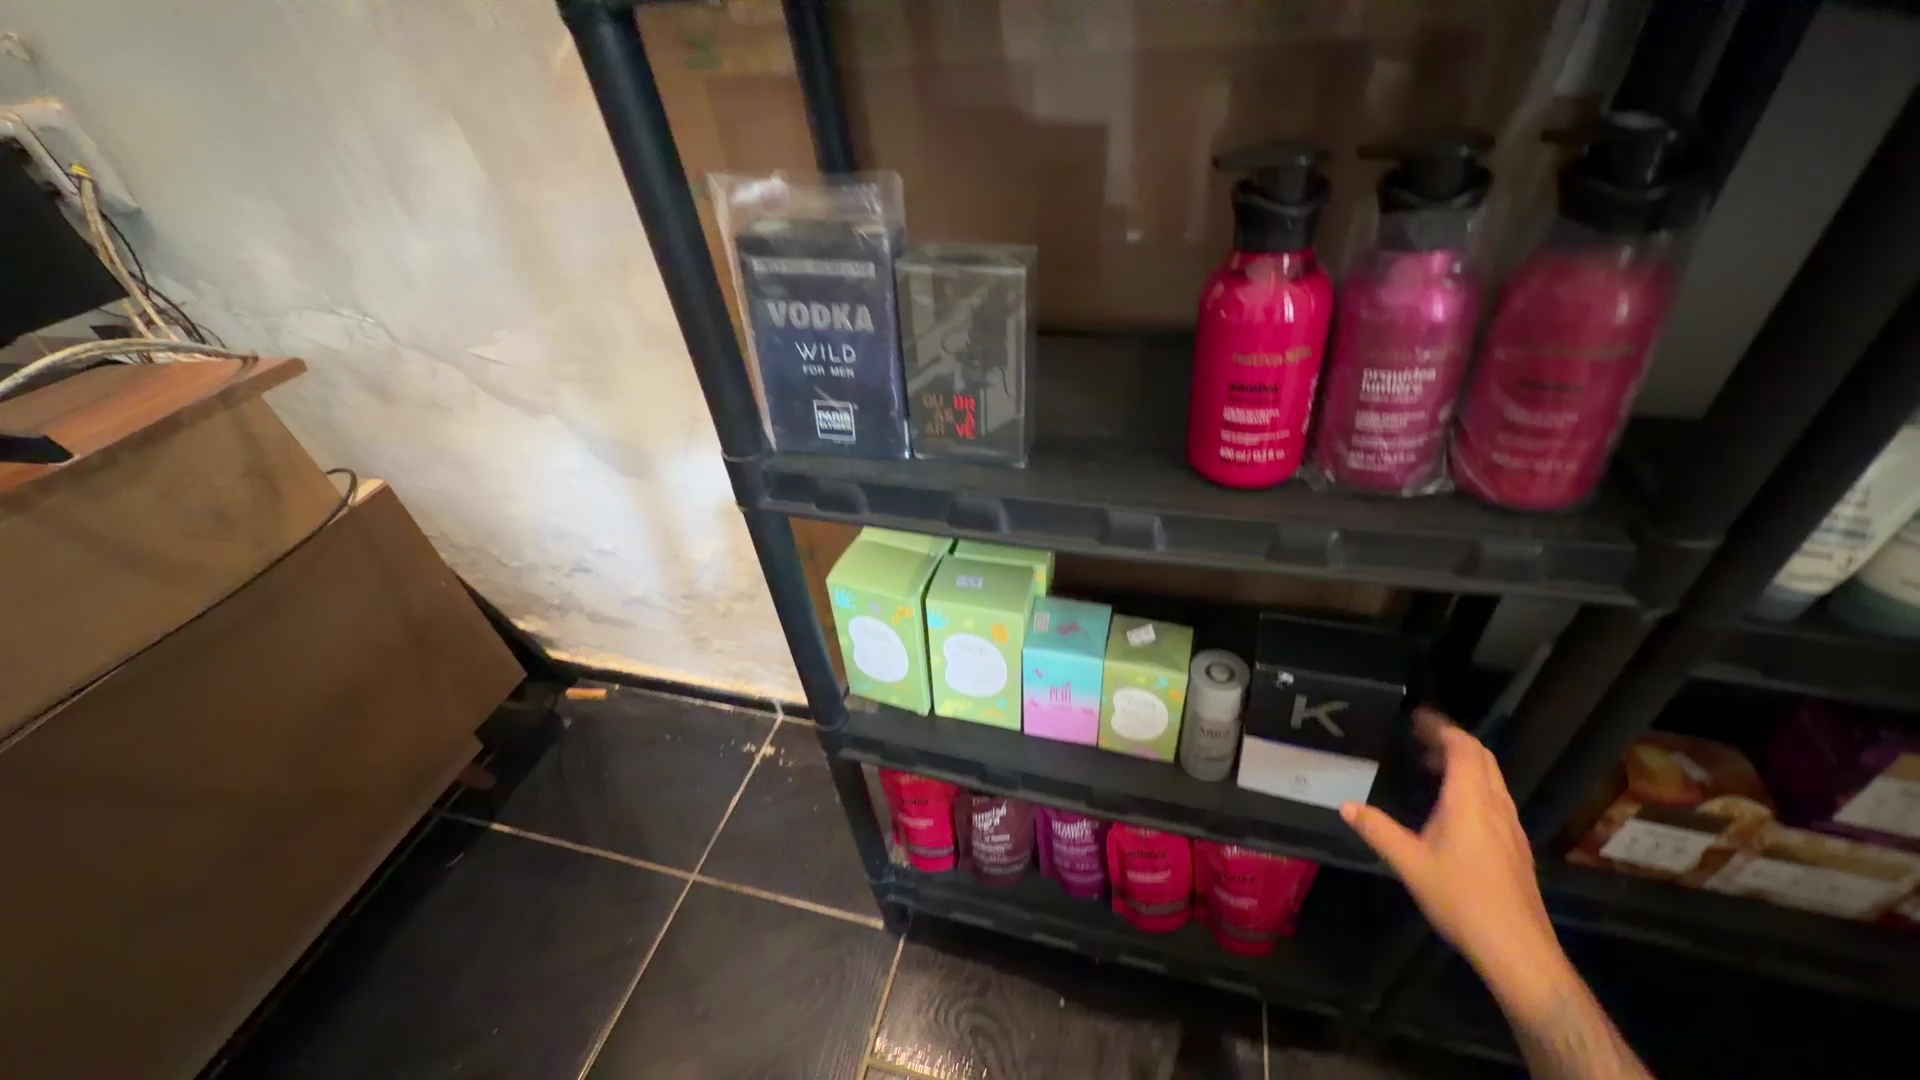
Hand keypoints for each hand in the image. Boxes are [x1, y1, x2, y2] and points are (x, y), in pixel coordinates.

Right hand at [1341, 708, 1562, 990]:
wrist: (1516, 946)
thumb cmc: (1461, 899)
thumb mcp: (1409, 863)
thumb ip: (1377, 830)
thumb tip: (1346, 805)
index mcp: (1469, 802)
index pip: (1463, 749)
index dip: (1442, 728)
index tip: (1418, 717)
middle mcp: (1495, 806)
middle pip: (1481, 757)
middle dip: (1452, 739)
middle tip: (1419, 735)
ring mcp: (1509, 826)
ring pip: (1492, 777)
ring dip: (1465, 761)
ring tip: (1431, 762)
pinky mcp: (1514, 844)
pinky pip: (1495, 796)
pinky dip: (1474, 783)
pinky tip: (1453, 804)